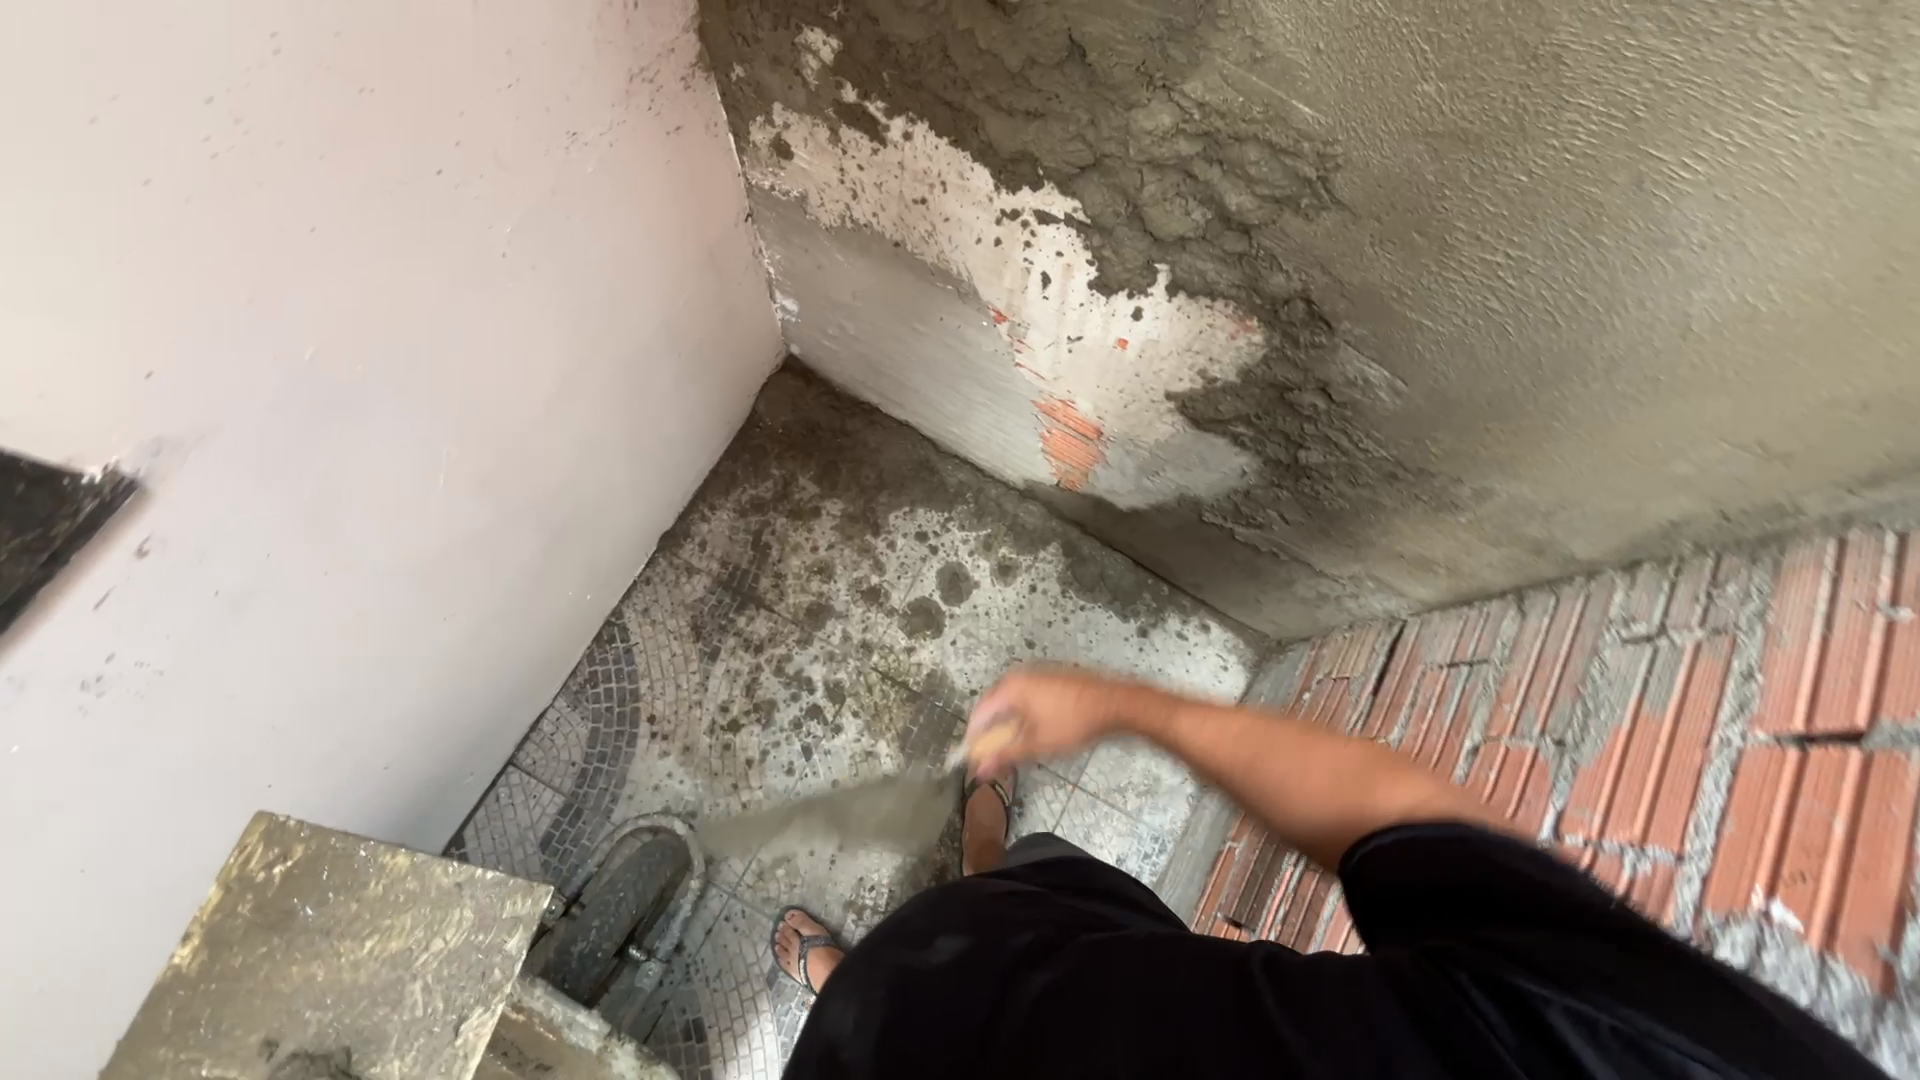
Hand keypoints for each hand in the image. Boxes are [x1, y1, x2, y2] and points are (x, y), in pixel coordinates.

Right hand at [964, 666, 1170, 778]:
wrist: (1115, 703)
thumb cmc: (1073, 722)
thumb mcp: (1037, 744)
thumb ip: (1005, 756)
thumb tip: (979, 772)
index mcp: (1010, 687)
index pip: (979, 714)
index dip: (974, 739)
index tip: (975, 760)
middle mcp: (1019, 675)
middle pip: (994, 706)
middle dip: (992, 732)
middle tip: (996, 756)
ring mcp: (1037, 674)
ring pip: (1012, 702)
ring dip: (1009, 724)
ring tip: (1017, 746)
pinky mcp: (1052, 677)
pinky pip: (1027, 697)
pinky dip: (1024, 714)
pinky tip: (1036, 730)